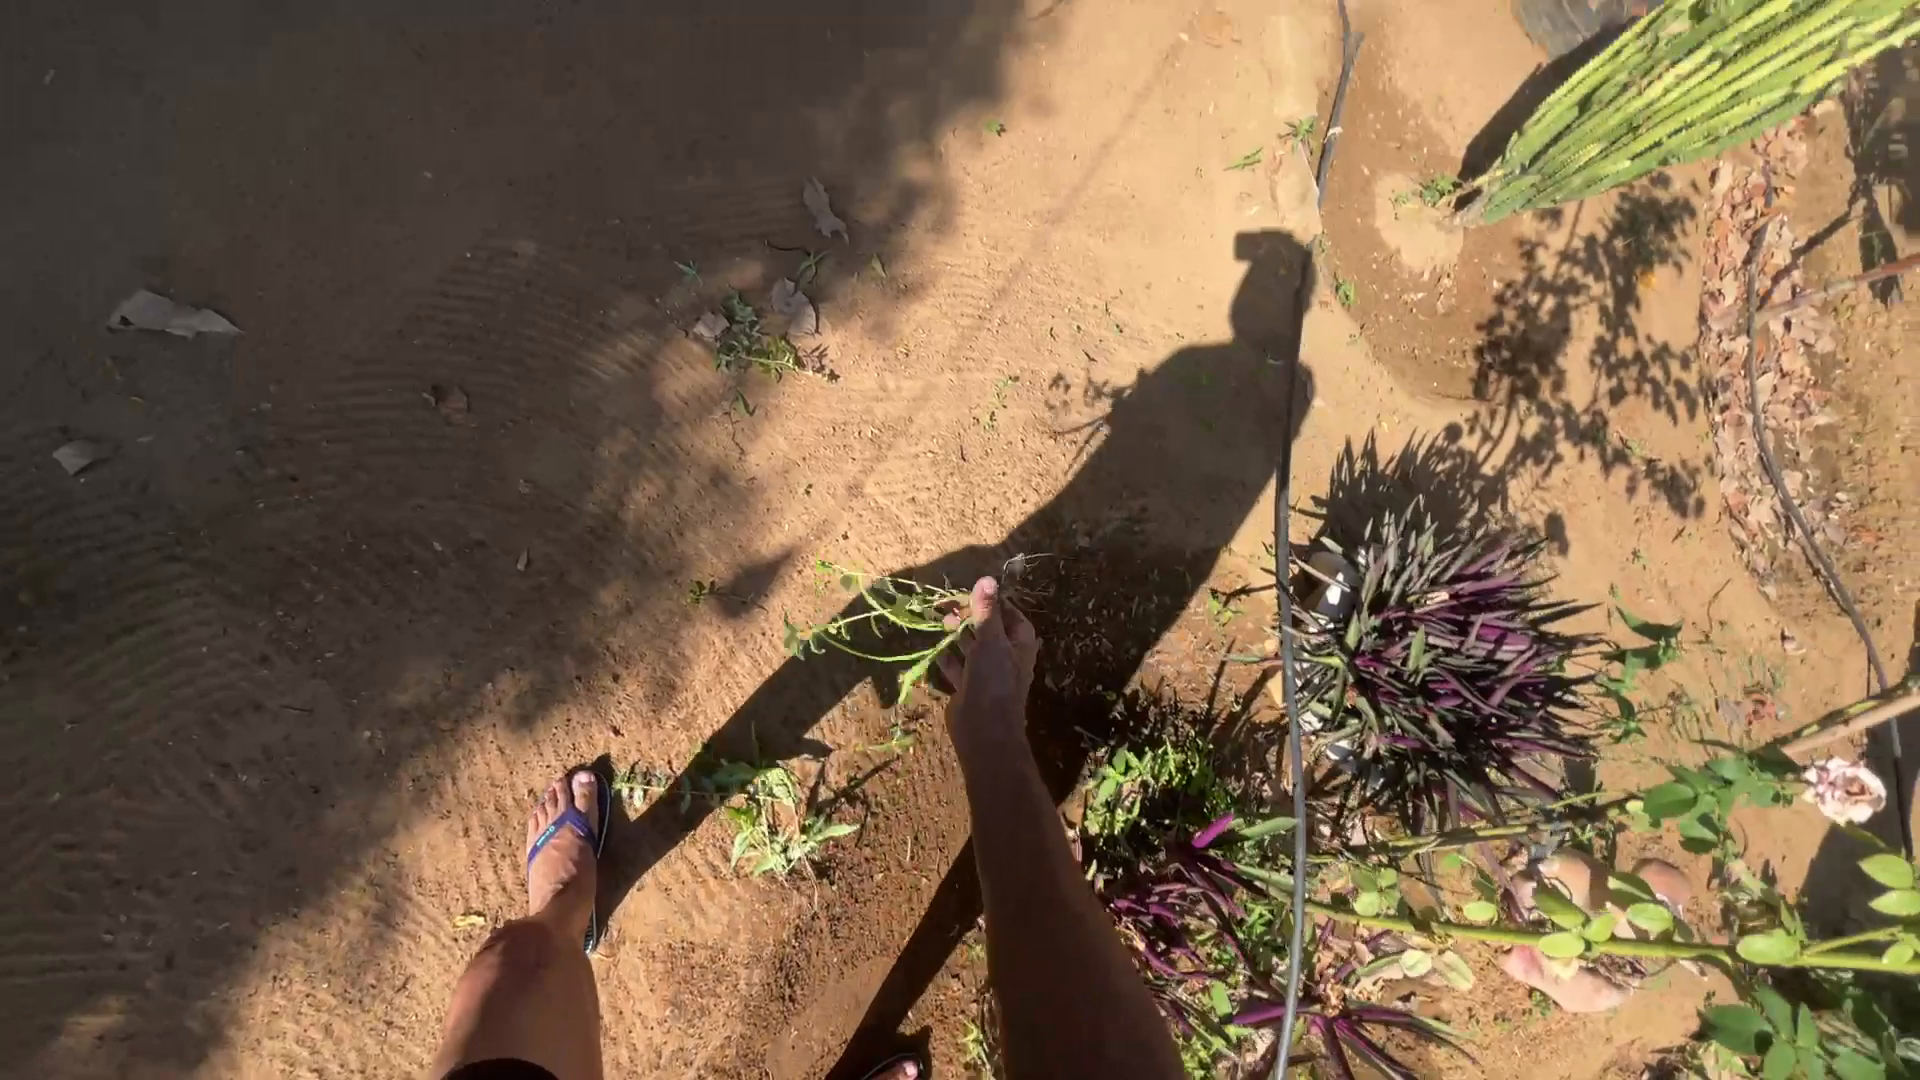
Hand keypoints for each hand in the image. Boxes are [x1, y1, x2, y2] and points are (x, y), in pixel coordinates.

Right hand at [937, 576, 1038, 741]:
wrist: (984, 729)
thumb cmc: (994, 680)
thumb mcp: (991, 640)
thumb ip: (987, 611)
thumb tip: (987, 579)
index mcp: (1019, 643)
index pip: (1007, 613)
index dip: (990, 601)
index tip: (970, 591)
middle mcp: (1006, 656)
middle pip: (987, 628)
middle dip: (969, 616)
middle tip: (948, 607)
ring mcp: (987, 673)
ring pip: (971, 646)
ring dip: (957, 634)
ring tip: (941, 623)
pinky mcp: (969, 687)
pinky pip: (957, 667)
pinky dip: (948, 658)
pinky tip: (936, 650)